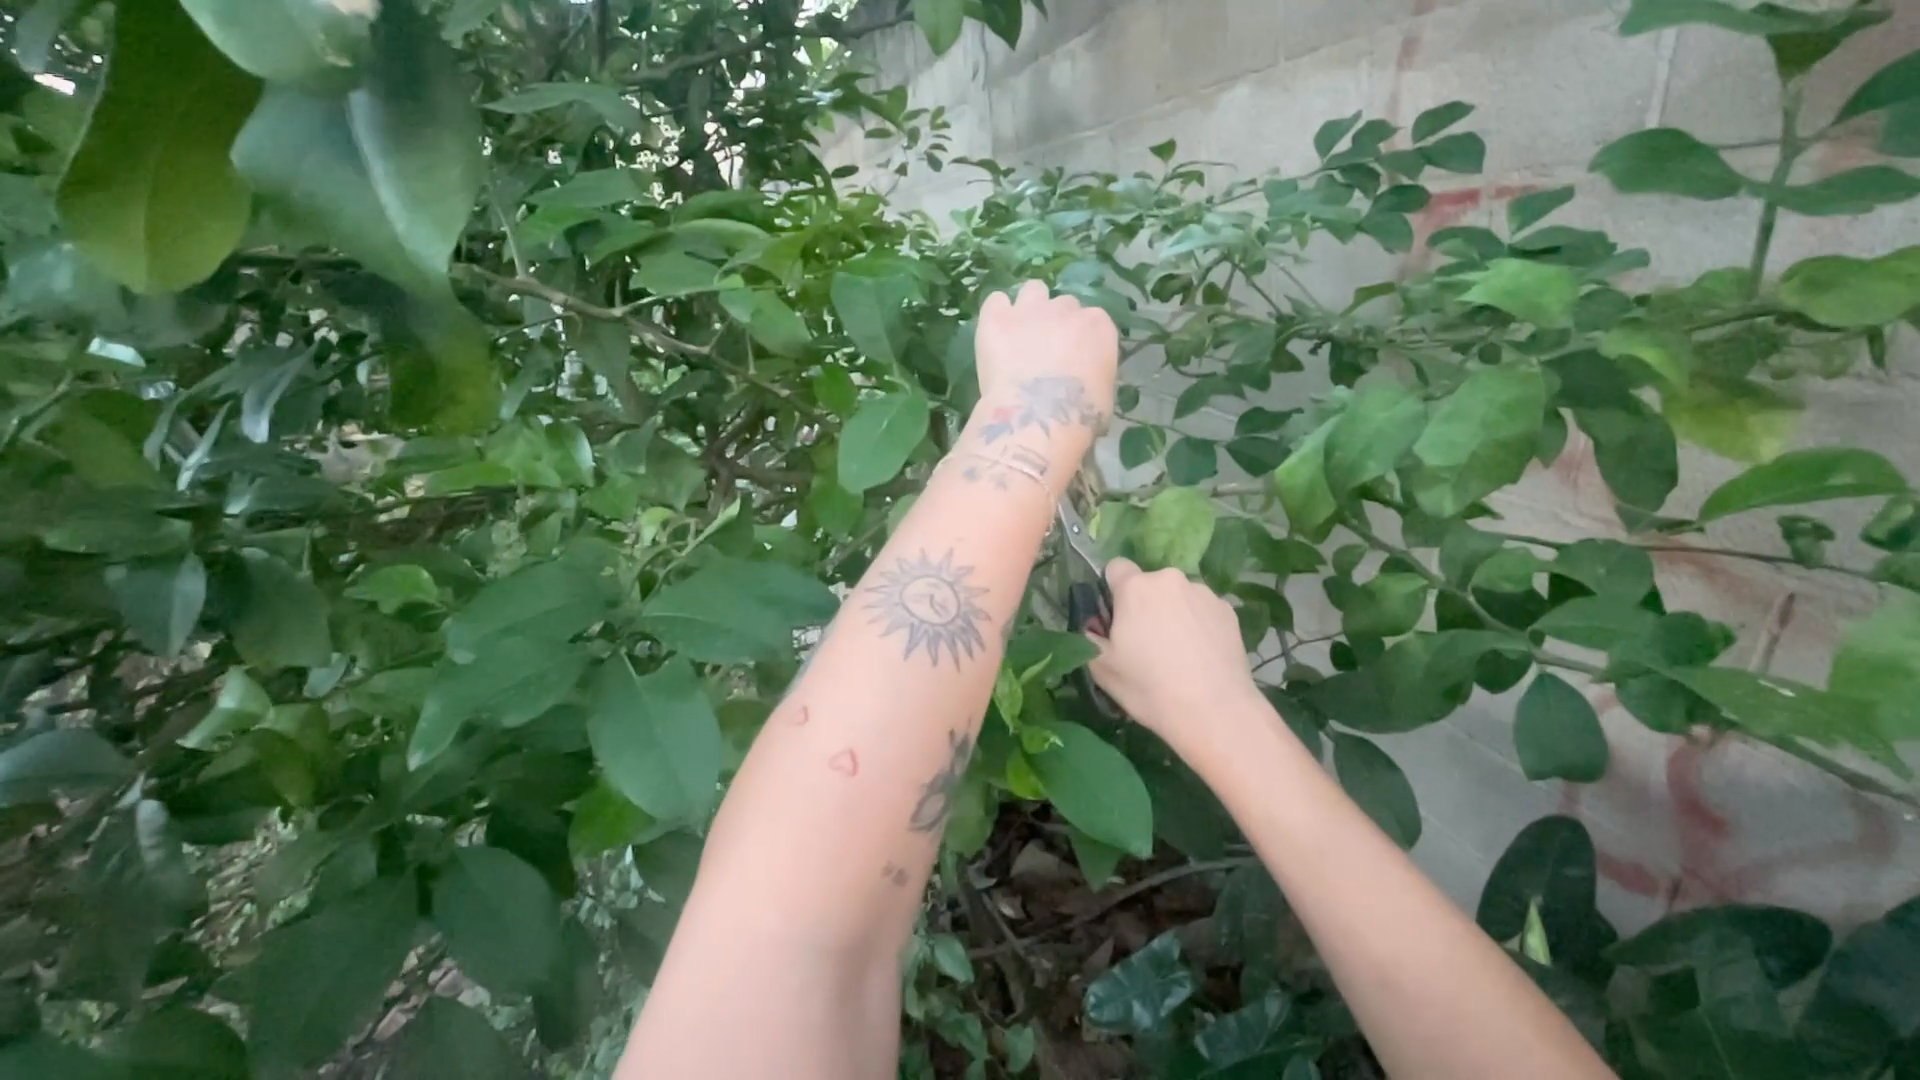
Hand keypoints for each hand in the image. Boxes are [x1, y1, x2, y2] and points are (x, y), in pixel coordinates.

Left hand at [970, 282, 1118, 452]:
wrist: (1036, 419)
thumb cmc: (1079, 417)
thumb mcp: (1103, 395)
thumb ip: (1095, 373)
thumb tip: (1086, 379)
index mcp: (1098, 326)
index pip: (1092, 320)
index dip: (1080, 338)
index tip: (1072, 357)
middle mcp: (1066, 309)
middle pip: (1063, 305)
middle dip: (1056, 323)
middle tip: (1044, 351)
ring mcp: (1030, 309)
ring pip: (1032, 291)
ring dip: (1029, 307)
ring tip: (1019, 335)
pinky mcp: (996, 318)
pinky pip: (996, 301)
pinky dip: (996, 314)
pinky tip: (995, 334)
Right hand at [1087, 558, 1261, 751]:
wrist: (1214, 711)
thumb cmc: (1150, 688)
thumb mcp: (1102, 669)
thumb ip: (1090, 638)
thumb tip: (1093, 628)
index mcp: (1135, 588)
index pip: (1116, 567)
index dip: (1112, 591)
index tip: (1116, 619)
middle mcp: (1170, 580)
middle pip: (1149, 584)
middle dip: (1145, 605)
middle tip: (1147, 643)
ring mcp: (1204, 593)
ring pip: (1178, 596)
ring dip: (1173, 613)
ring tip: (1179, 652)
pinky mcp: (1229, 610)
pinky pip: (1203, 609)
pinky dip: (1198, 624)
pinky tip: (1201, 655)